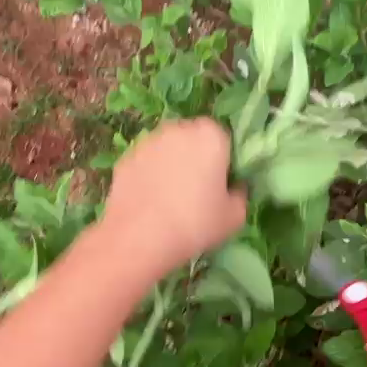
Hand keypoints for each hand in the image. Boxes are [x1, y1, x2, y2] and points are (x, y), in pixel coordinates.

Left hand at [101, 119, 246, 274]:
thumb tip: (234, 187)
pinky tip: (152, 201)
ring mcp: (148, 141)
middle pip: (194, 138)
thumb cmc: (196, 224)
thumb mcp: (234, 217)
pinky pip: (147, 163)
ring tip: (172, 198)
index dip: (224, 160)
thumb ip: (240, 195)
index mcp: (211, 136)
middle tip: (198, 190)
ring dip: (172, 165)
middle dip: (197, 157)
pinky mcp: (126, 157)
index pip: (224, 138)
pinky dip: (150, 175)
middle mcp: (179, 128)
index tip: (221, 184)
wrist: (140, 237)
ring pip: (168, 149)